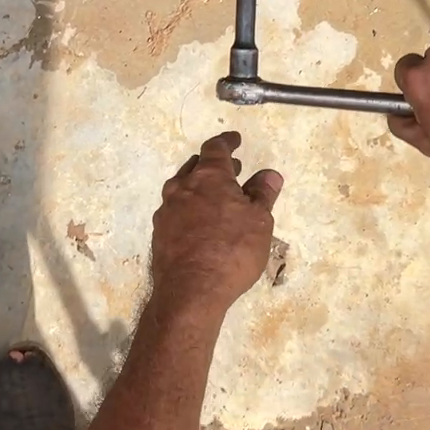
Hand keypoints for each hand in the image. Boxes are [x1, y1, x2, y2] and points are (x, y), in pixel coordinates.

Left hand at [149, 132, 282, 321]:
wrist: (190, 288)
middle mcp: (182, 187)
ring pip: (183, 186)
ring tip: (218, 195)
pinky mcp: (159, 230)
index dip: (226, 142)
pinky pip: (176, 208)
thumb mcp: (259, 222)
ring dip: (200, 185)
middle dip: (215, 165)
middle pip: (196, 166)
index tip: (235, 140)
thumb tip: (269, 173)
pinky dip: (190, 206)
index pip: (215, 149)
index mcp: (208, 177)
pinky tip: (199, 221)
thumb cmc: (232, 250)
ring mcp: (167, 209)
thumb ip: (262, 194)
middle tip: (232, 169)